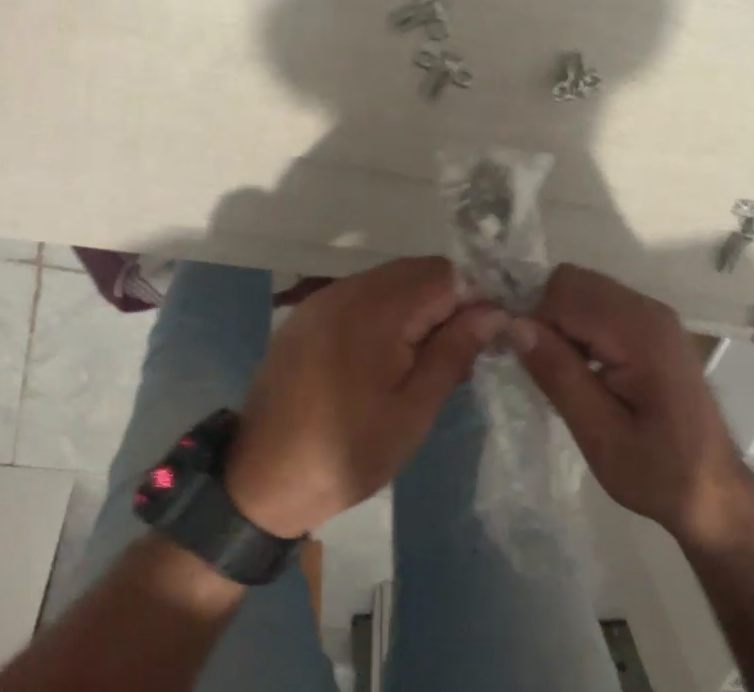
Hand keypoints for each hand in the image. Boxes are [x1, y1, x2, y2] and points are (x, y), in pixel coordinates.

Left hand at [223, 257, 502, 537]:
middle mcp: (346, 290)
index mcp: (375, 310)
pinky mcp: (306, 317)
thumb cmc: (346, 453)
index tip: (490, 336)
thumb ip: (454, 352)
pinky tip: (390, 357)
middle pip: (417, 271)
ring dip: (418, 308)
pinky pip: (362, 297)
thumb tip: (494, 311)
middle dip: (448, 302)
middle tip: (460, 354)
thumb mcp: (413, 411)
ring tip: (427, 361)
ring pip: (390, 282)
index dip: (476, 299)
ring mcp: (321, 301)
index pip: (446, 275)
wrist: (259, 482)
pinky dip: (387, 314)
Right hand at [513, 264, 753, 545]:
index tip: (533, 368)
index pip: (564, 292)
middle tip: (549, 373)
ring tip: (568, 376)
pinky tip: (587, 371)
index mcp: (640, 332)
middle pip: (573, 281)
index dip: (536, 322)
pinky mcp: (653, 327)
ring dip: (562, 324)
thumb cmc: (658, 472)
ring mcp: (654, 315)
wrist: (714, 491)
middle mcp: (649, 310)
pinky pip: (600, 306)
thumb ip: (559, 375)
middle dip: (547, 318)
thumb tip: (514, 325)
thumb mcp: (600, 436)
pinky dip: (580, 329)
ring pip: (584, 290)